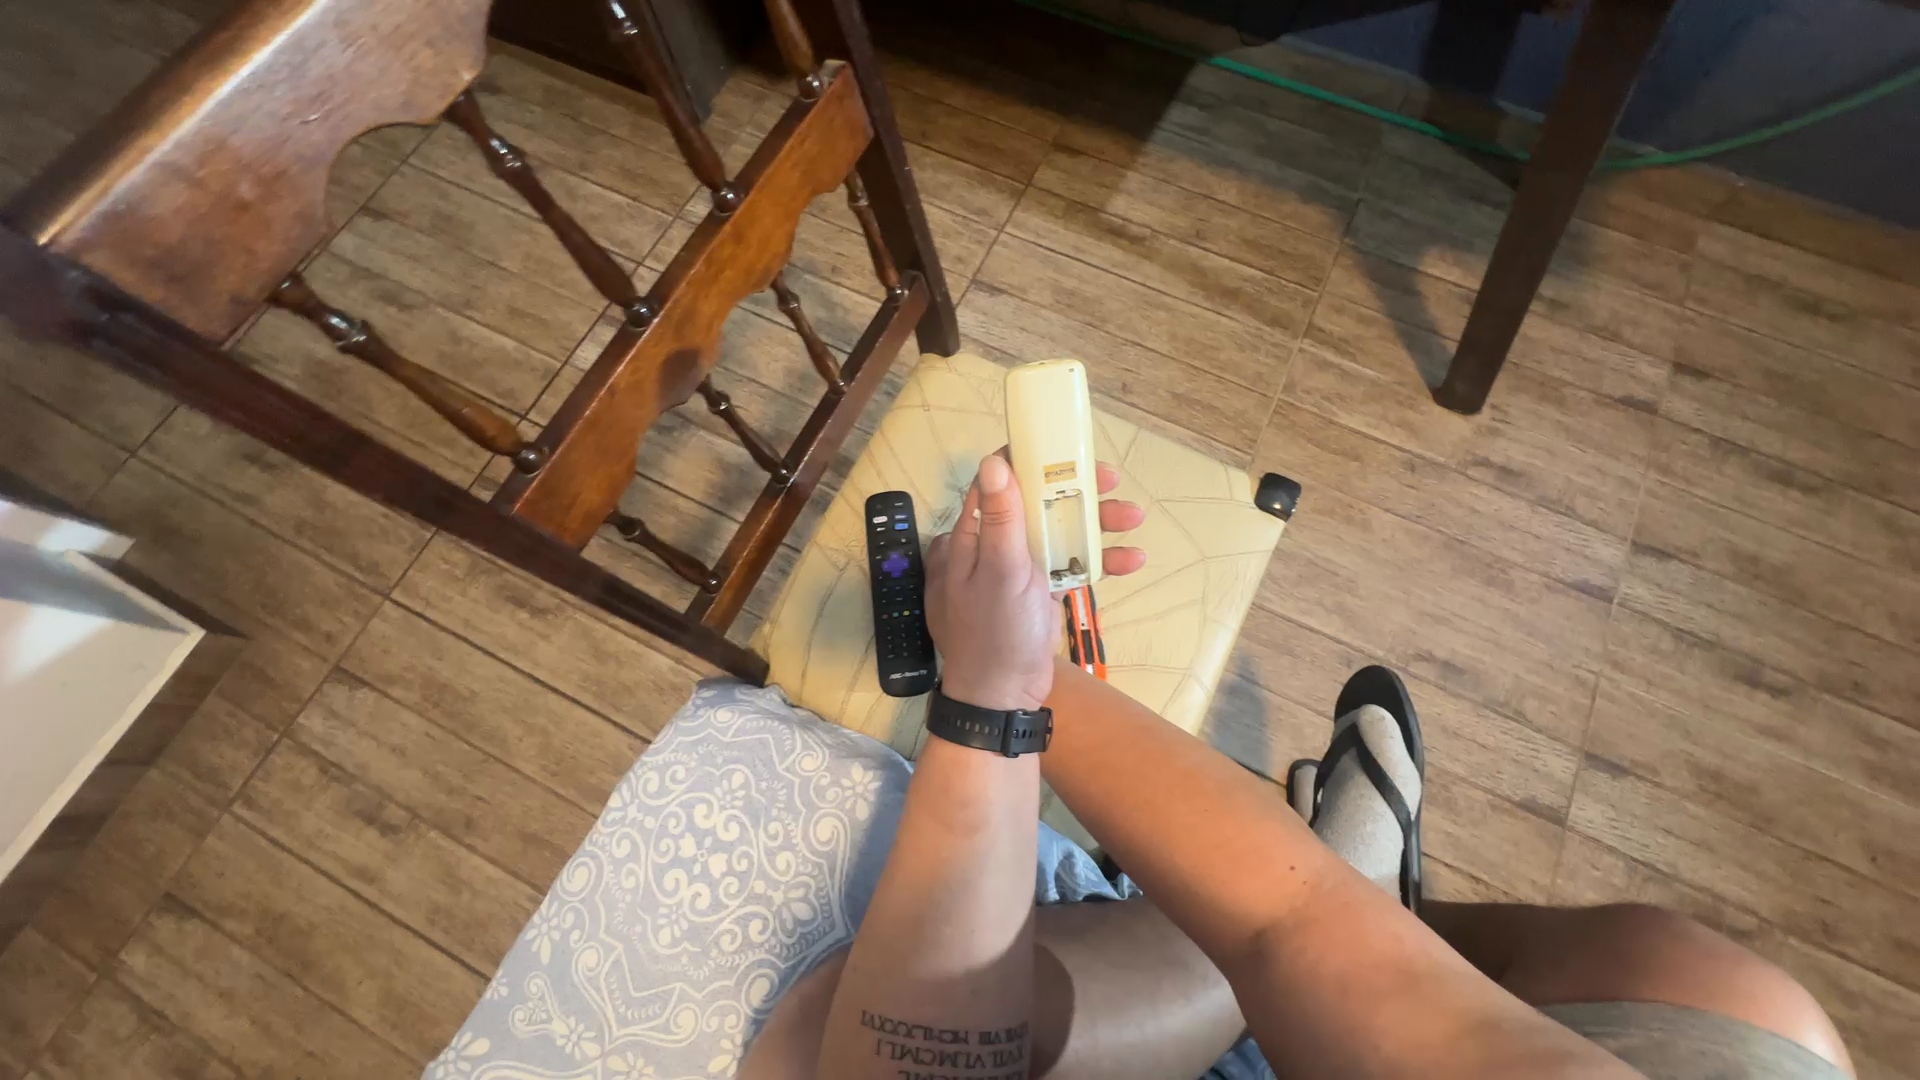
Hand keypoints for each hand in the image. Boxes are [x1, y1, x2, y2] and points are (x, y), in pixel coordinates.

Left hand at [924, 454, 1145, 711]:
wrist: (1003, 697)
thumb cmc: (994, 633)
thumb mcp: (998, 572)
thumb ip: (999, 519)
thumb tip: (993, 462)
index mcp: (971, 537)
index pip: (996, 483)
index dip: (1030, 461)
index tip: (1064, 450)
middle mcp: (992, 547)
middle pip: (1035, 504)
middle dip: (1076, 493)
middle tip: (1111, 481)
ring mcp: (1017, 570)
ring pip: (1057, 533)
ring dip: (1096, 525)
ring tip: (1134, 517)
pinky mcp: (1039, 591)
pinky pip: (1068, 566)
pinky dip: (1097, 562)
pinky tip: (1131, 560)